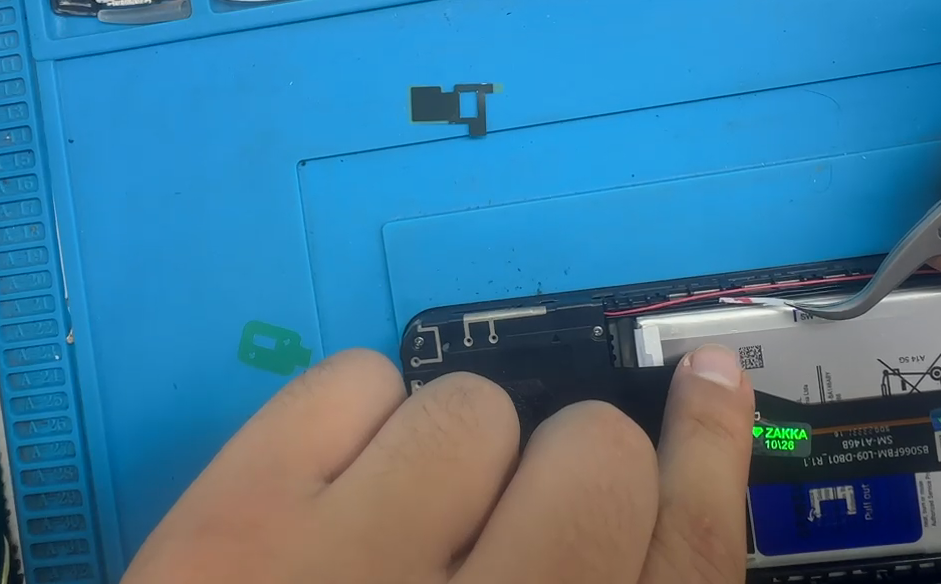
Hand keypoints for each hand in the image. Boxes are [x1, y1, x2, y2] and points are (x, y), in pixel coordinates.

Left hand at [123, 345, 753, 582]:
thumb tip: (662, 482)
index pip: (690, 556)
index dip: (708, 453)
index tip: (709, 382)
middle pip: (594, 457)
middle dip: (564, 470)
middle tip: (502, 530)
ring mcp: (345, 580)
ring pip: (468, 407)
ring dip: (449, 451)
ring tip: (395, 531)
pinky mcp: (231, 527)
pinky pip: (350, 378)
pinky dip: (353, 417)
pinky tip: (328, 499)